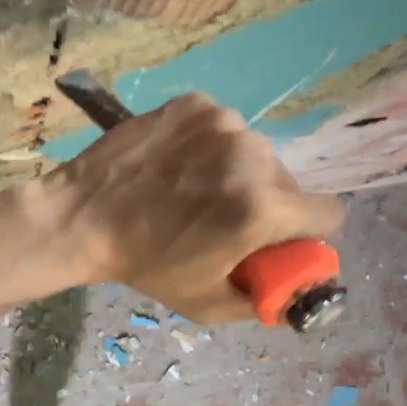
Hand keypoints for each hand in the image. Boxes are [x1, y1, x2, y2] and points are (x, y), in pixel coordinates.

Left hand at [29, 92, 345, 321]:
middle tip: (220, 218)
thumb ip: (262, 299)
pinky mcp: (194, 104)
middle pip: (287, 182)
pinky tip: (175, 164)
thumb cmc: (143, 264)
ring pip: (253, 152)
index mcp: (262, 209)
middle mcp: (252, 157)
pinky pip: (220, 127)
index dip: (304, 232)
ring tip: (189, 190)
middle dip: (266, 202)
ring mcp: (222, 123)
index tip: (276, 238)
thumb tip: (294, 291)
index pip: (327, 214)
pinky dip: (206, 145)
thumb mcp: (207, 301)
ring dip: (235, 171)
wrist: (79, 218)